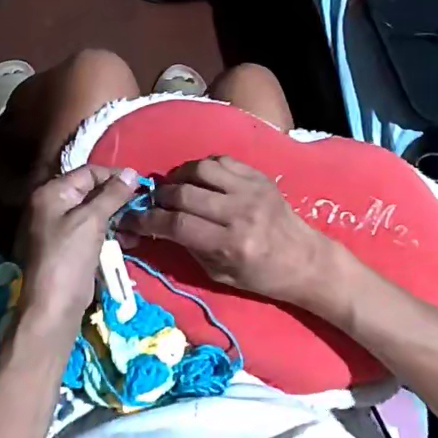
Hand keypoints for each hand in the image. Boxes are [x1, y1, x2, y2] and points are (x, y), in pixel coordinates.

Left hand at [17, 165, 140, 325]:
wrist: (54, 306)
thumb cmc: (69, 257)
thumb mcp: (92, 220)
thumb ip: (112, 194)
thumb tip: (132, 172)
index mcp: (51, 192)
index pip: (88, 172)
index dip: (114, 176)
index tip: (140, 185)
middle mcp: (51, 205)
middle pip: (91, 192)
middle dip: (117, 199)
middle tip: (141, 207)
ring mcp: (59, 227)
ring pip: (94, 213)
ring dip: (117, 217)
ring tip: (137, 228)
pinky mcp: (68, 247)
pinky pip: (92, 231)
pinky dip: (109, 232)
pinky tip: (128, 240)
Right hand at [118, 156, 338, 306]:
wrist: (306, 260)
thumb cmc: (261, 276)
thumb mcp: (219, 275)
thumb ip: (188, 249)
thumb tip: (158, 228)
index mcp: (230, 244)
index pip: (177, 225)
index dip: (147, 220)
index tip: (131, 219)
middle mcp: (240, 213)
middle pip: (184, 194)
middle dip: (160, 198)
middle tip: (152, 203)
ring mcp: (252, 190)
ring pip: (201, 169)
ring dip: (179, 176)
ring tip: (172, 187)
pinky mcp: (260, 177)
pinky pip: (222, 160)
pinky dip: (202, 167)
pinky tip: (197, 178)